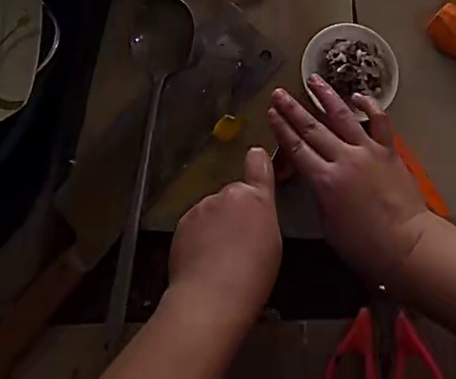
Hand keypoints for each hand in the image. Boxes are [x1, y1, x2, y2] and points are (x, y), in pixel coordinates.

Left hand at [166, 146, 281, 320]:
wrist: (210, 299)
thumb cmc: (252, 277)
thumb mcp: (272, 243)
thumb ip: (262, 217)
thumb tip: (253, 215)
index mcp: (257, 198)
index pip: (259, 165)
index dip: (258, 160)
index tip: (256, 155)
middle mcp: (230, 194)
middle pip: (233, 197)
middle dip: (233, 212)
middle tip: (236, 243)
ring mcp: (203, 207)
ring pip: (211, 211)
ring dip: (213, 226)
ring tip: (217, 257)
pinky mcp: (183, 223)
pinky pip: (193, 225)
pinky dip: (196, 238)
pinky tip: (200, 261)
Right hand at [268, 76, 432, 283]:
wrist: (406, 243)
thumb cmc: (364, 245)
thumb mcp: (329, 226)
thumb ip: (320, 195)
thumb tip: (317, 176)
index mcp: (326, 181)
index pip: (298, 149)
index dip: (282, 130)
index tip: (271, 113)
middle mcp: (344, 158)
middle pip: (314, 129)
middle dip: (294, 110)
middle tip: (280, 93)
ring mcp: (368, 150)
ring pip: (343, 116)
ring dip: (326, 96)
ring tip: (313, 79)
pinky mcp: (388, 149)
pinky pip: (379, 121)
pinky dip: (369, 105)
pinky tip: (358, 95)